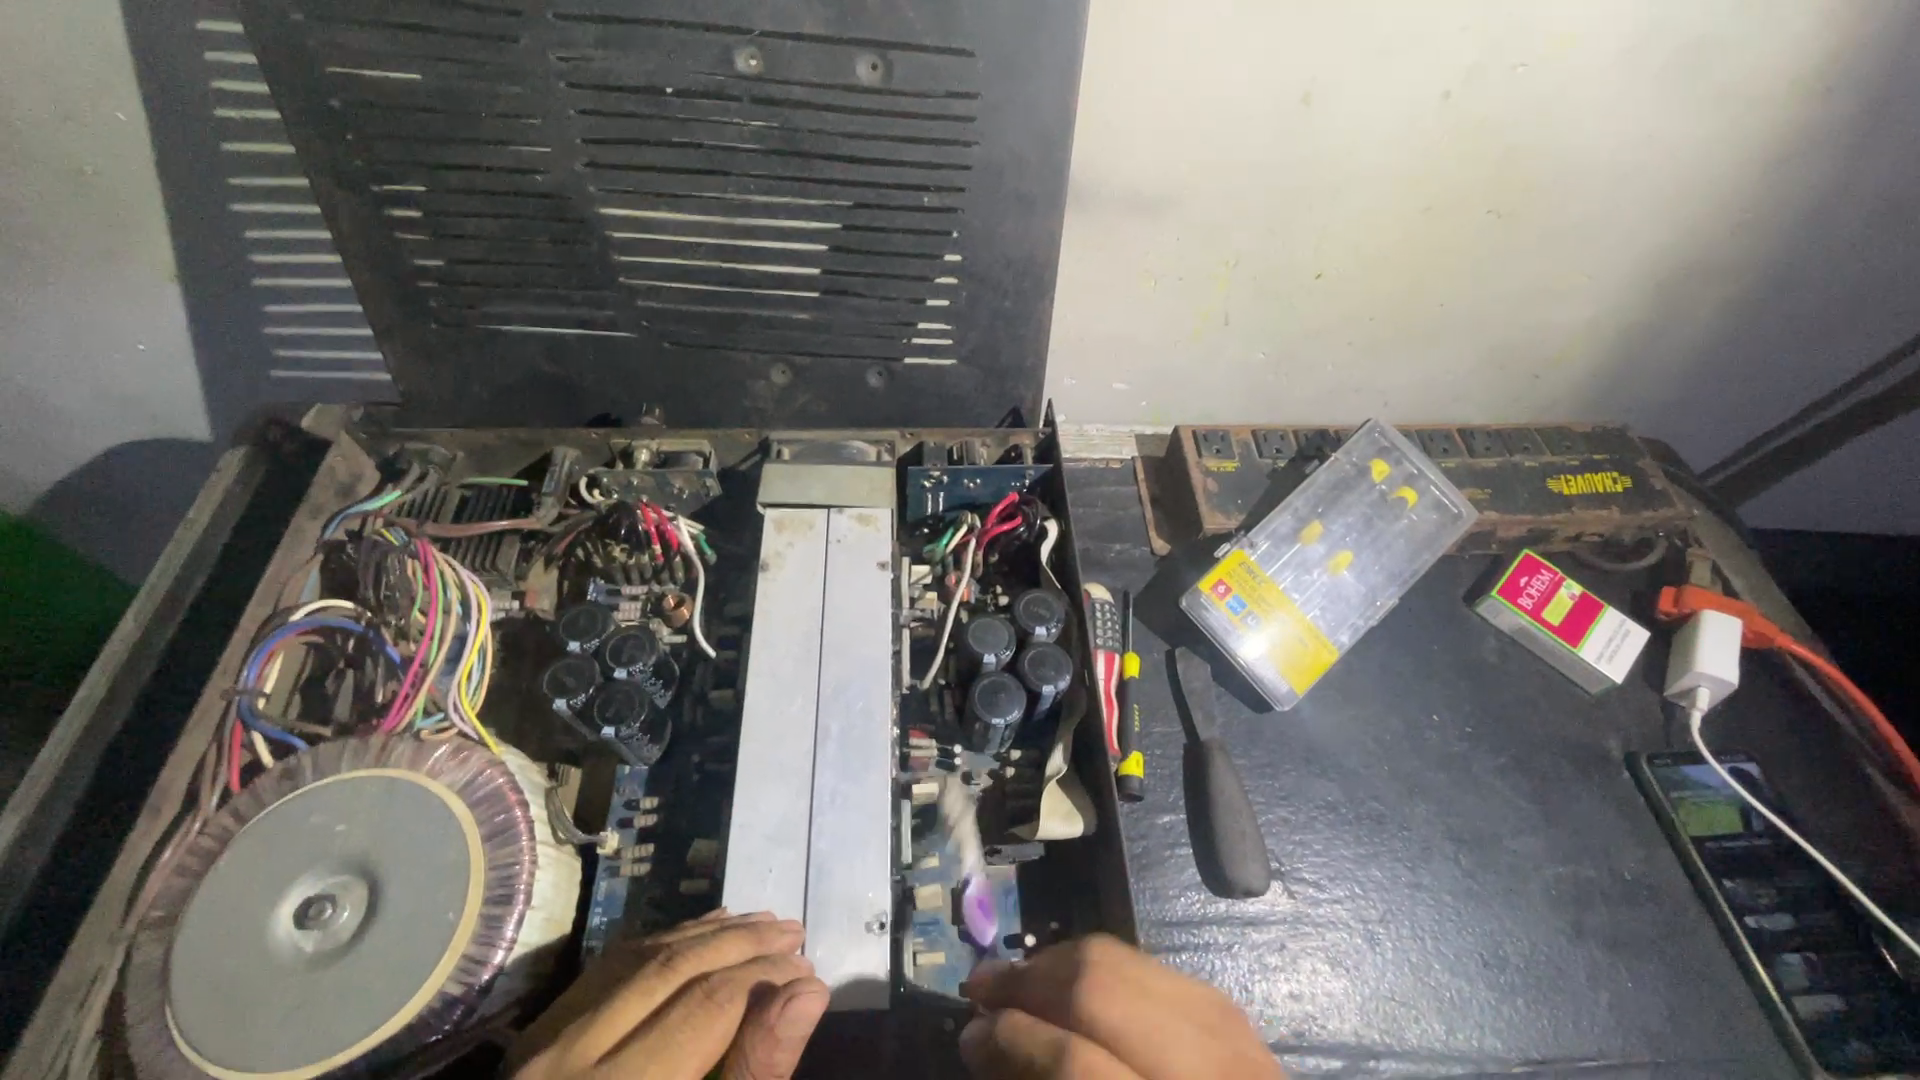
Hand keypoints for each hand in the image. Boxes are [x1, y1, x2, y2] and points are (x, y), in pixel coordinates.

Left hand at [508, 910, 829, 1079]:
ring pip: (637, 960)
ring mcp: (540, 1049)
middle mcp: (568, 1065)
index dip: (764, 976)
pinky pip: (606, 970)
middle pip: (671, 972)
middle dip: (741, 944)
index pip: (706, 1005)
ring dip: (705, 935)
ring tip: (759, 923)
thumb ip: (756, 1071)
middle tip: (794, 932)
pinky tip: (698, 936)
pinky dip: (661, 946)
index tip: (807, 969)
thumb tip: (807, 991)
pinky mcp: (532, 1040)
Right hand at [959, 935, 1284, 1078]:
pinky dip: (1092, 965)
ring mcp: (1226, 1033)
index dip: (1014, 1041)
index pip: (1076, 1065)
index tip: (970, 1035)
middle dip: (1027, 983)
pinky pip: (1143, 963)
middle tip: (978, 989)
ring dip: (1053, 963)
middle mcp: (1205, 1072)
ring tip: (1012, 979)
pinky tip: (1063, 979)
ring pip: (1118, 961)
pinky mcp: (1227, 1008)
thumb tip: (987, 1044)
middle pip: (1097, 992)